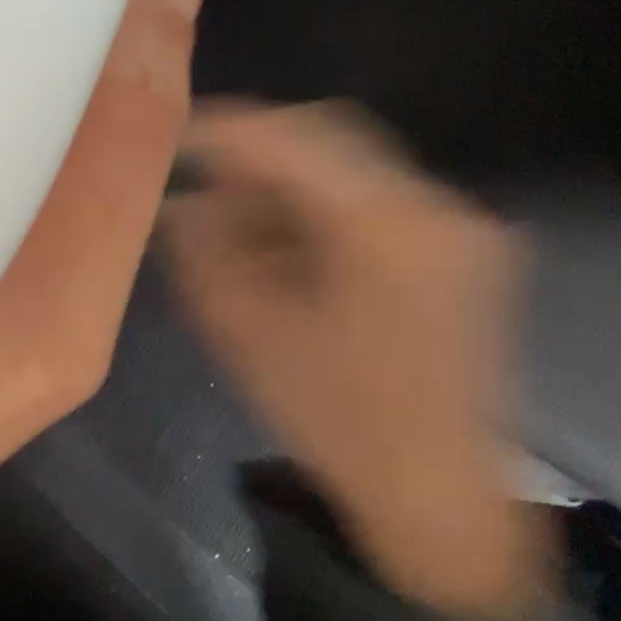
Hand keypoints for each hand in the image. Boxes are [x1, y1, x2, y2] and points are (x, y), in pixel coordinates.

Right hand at [160, 102, 549, 619]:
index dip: (217, 129)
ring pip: (348, 161)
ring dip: (281, 177)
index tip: (161, 134)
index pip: (287, 137)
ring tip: (231, 220)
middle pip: (326, 132)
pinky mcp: (459, 251)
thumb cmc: (328, 411)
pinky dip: (315, 203)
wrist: (434, 490)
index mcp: (382, 225)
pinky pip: (372, 195)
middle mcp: (434, 208)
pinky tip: (279, 243)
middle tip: (195, 177)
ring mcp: (457, 228)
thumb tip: (176, 197)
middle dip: (251, 148)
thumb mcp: (238, 324)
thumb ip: (198, 244)